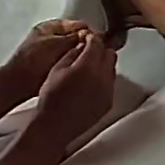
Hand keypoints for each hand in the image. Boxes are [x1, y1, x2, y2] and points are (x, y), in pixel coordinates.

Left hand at [1, 19, 92, 99]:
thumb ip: (74, 38)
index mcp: (51, 26)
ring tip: (92, 63)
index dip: (89, 32)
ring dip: (81, 55)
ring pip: (73, 50)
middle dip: (86, 44)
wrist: (18, 83)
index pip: (77, 25)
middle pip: (75, 37)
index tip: (101, 41)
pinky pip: (68, 61)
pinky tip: (82, 70)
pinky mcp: (52, 64)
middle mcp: (52, 36)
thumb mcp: (56, 45)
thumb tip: (91, 35)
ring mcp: (52, 51)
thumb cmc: (34, 61)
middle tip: (99, 54)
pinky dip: (75, 64)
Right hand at [25, 33, 116, 150]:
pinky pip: (111, 85)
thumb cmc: (52, 98)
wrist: (56, 125)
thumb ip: (73, 54)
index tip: (87, 38)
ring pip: (112, 69)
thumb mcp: (57, 69)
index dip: (91, 38)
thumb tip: (82, 46)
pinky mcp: (108, 102)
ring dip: (103, 65)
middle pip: (109, 54)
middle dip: (100, 50)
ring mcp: (107, 91)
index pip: (97, 43)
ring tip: (90, 69)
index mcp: (88, 66)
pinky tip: (91, 84)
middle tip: (89, 51)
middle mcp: (102, 77)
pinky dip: (104, 80)